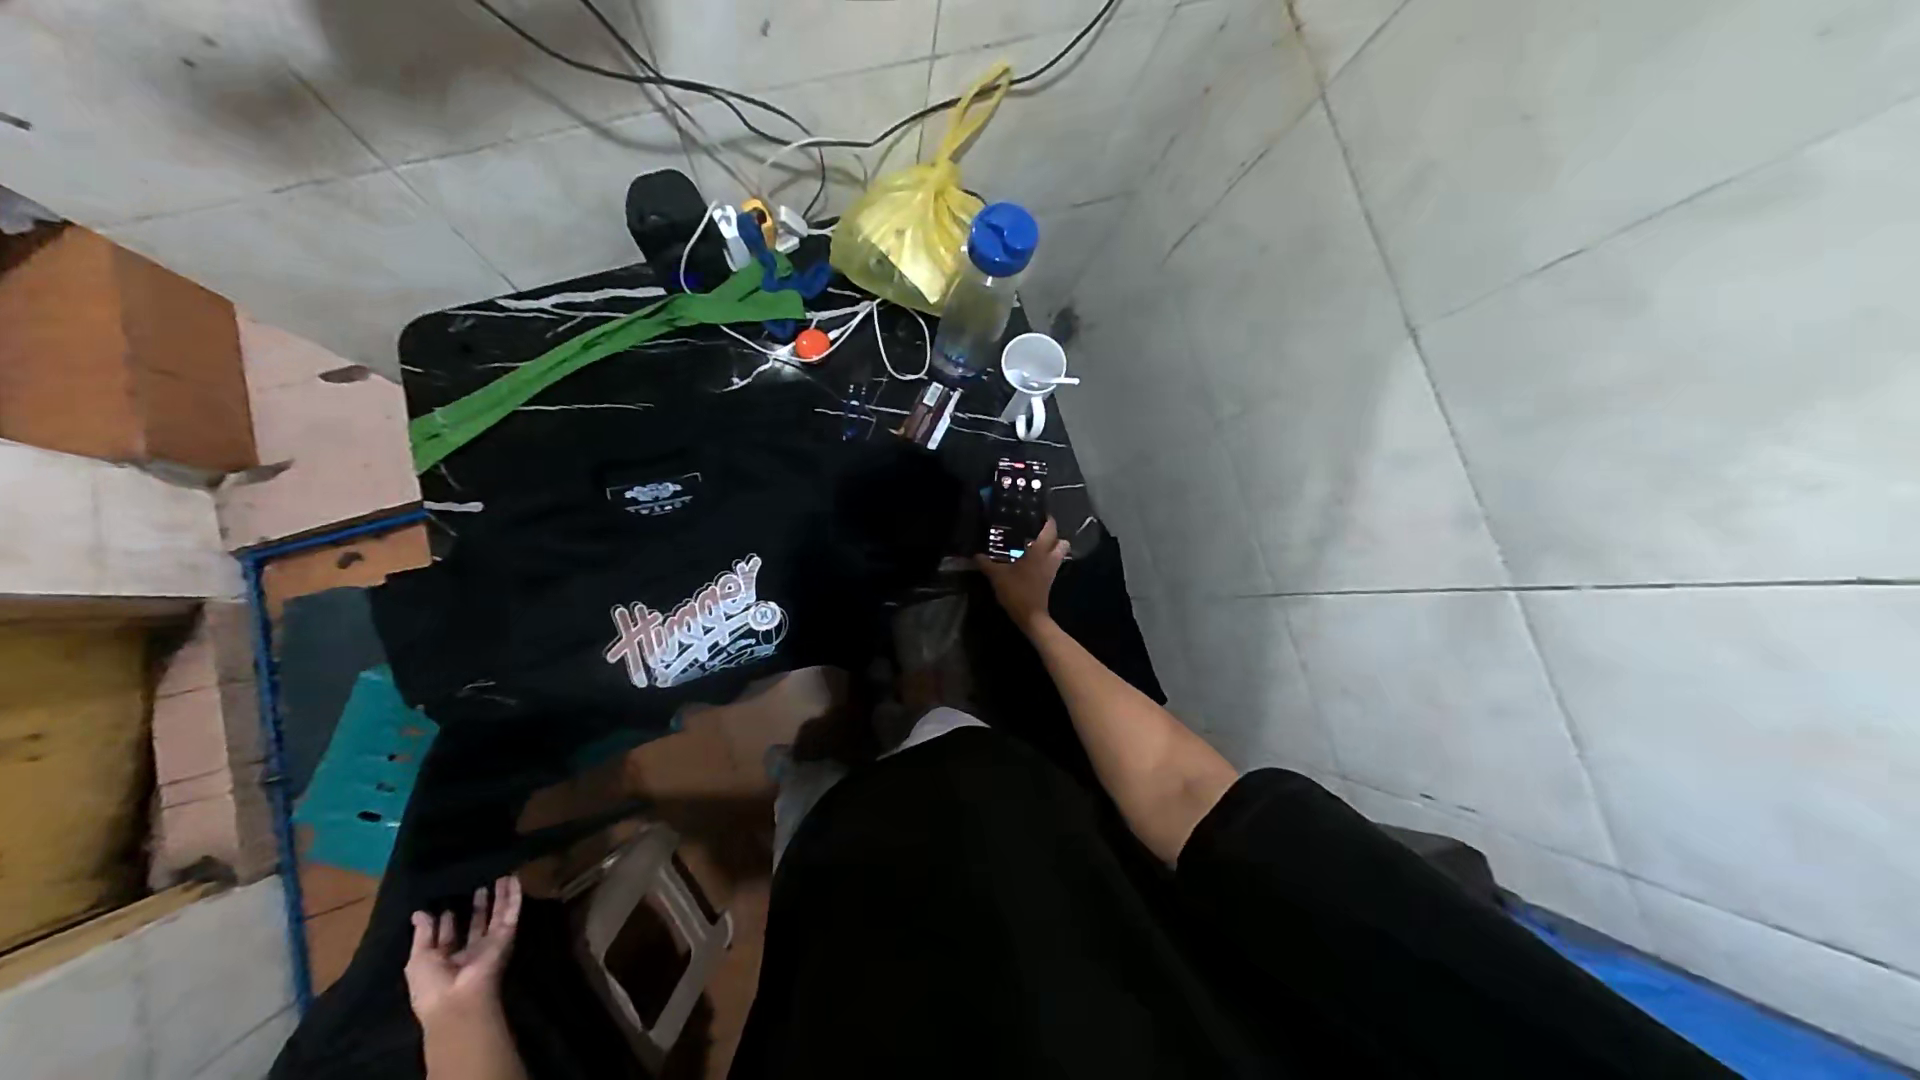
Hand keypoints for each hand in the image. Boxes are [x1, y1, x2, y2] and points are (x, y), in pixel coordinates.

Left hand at [406, 876, 522, 1025]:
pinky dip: (514, 897)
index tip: (446, 908)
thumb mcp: (419, 959)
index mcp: (446, 960)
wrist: (458, 1000)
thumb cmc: (431, 985)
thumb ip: (422, 934)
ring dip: (501, 896)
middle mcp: (470, 950)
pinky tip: (515, 880)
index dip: (447, 922)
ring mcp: (490, 942)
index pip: (448, 937)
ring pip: (497, 914)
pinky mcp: (506, 935)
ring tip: (502, 878)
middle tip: (481, 888)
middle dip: (478, 907)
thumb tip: (418, 913)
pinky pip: (511, 913)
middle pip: (477, 924)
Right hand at [975, 518, 1067, 634]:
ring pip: (1060, 554)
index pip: (1050, 530)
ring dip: (1052, 548)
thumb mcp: (997, 576)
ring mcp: (1052, 570)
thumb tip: (975, 554)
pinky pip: (1052, 564)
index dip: (1049, 520)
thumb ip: (986, 563)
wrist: (1030, 616)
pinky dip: (1046, 560)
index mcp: (1039, 552)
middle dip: (1055, 535)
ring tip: (1035, 545)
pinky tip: (1032, 561)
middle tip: (1039, 531)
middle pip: (1063, 542)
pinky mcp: (1049, 580)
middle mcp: (1049, 559)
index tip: (1042, 514)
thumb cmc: (1016, 591)